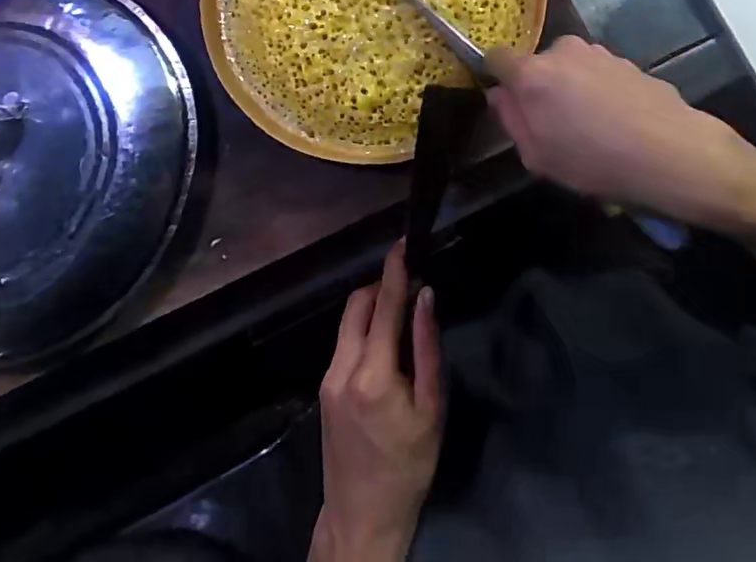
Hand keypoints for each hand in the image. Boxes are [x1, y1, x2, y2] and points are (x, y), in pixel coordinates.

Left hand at [312, 241, 443, 561]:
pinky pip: (344, 342)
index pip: (383, 307)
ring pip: (348, 322)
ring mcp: (327, 374)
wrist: (363, 511)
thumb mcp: (432, 411)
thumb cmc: (410, 466)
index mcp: (374, 374)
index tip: (402, 245)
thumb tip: (425, 298)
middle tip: (409, 285)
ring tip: (401, 315)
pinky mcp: (323, 384)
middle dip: (381, 287)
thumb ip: (427, 349)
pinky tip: (384, 347)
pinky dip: (363, 332)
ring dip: (372, 309)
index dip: (394, 271)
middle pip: (357, 305)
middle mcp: (342, 366)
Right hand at [484, 36, 755, 232]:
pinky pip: (599, 75)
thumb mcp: (537, 155)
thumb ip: (510, 119)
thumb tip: (500, 95)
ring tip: (593, 127)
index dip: (496, 76)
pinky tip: (620, 124)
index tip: (508, 100)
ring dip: (572, 89)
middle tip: (554, 123)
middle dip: (539, 87)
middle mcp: (562, 52)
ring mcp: (599, 54)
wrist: (679, 156)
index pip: (496, 56)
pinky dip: (601, 92)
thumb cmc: (596, 161)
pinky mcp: (630, 62)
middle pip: (536, 64)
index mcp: (532, 74)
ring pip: (569, 69)